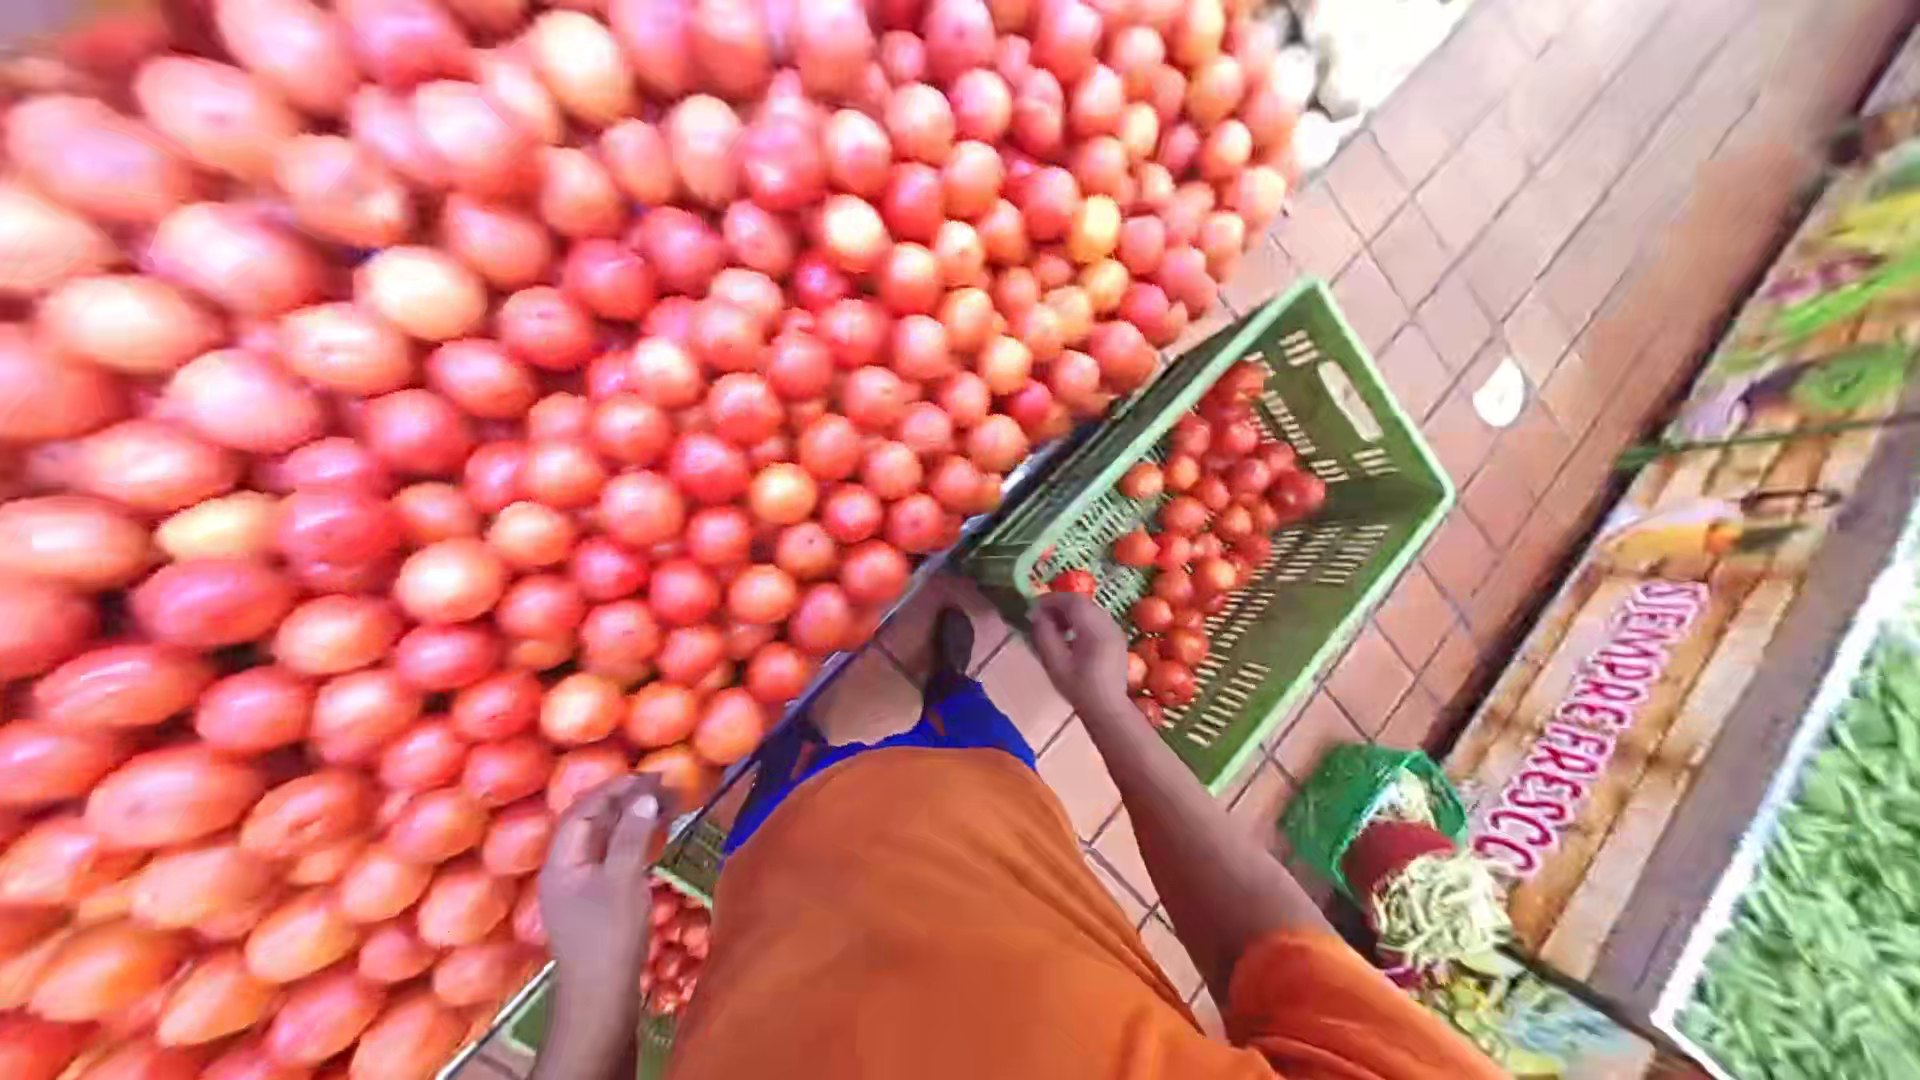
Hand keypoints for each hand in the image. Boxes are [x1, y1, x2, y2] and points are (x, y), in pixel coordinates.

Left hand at [538, 774, 672, 999]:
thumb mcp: (623, 880)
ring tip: (663, 800)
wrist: (602, 995)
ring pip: (604, 836)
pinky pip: (613, 852)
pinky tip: (654, 830)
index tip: (648, 776)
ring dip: (630, 815)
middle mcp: (566, 867)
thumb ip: (631, 835)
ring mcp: (581, 883)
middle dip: (623, 798)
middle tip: (659, 784)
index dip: (613, 788)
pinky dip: (633, 835)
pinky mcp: (597, 895)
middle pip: (590, 821)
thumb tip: (644, 796)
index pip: (582, 811)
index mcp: (561, 862)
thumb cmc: (609, 935)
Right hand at [1030, 592, 1131, 716]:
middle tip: (1040, 616)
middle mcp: (1108, 625)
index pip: (1072, 601)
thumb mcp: (1055, 664)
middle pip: (1082, 603)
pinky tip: (1069, 636)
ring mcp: (1115, 631)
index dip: (1051, 600)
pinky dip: (1080, 620)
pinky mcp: (1117, 639)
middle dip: (1059, 605)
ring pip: (1090, 610)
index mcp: (1095, 630)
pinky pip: (1096, 619)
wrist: (1108, 709)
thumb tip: (1036, 615)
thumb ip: (1044, 636)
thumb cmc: (1079, 689)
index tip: (1033, 607)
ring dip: (1069, 612)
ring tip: (1052, 626)